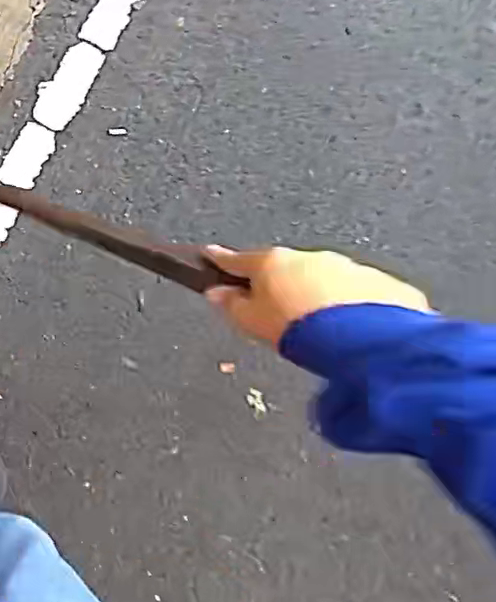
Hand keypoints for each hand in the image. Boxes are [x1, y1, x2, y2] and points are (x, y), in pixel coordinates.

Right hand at [203, 245, 430, 345]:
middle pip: (285, 268)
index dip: (218, 259)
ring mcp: (353, 270)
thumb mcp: (246, 320)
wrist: (373, 346)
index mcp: (269, 261)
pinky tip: (354, 327)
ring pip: (327, 279)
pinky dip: (356, 305)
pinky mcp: (391, 287)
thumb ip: (227, 304)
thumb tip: (219, 294)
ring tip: (320, 322)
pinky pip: (366, 293)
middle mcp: (310, 259)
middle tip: (277, 308)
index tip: (210, 255)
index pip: (234, 258)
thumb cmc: (303, 329)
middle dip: (279, 283)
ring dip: (320, 294)